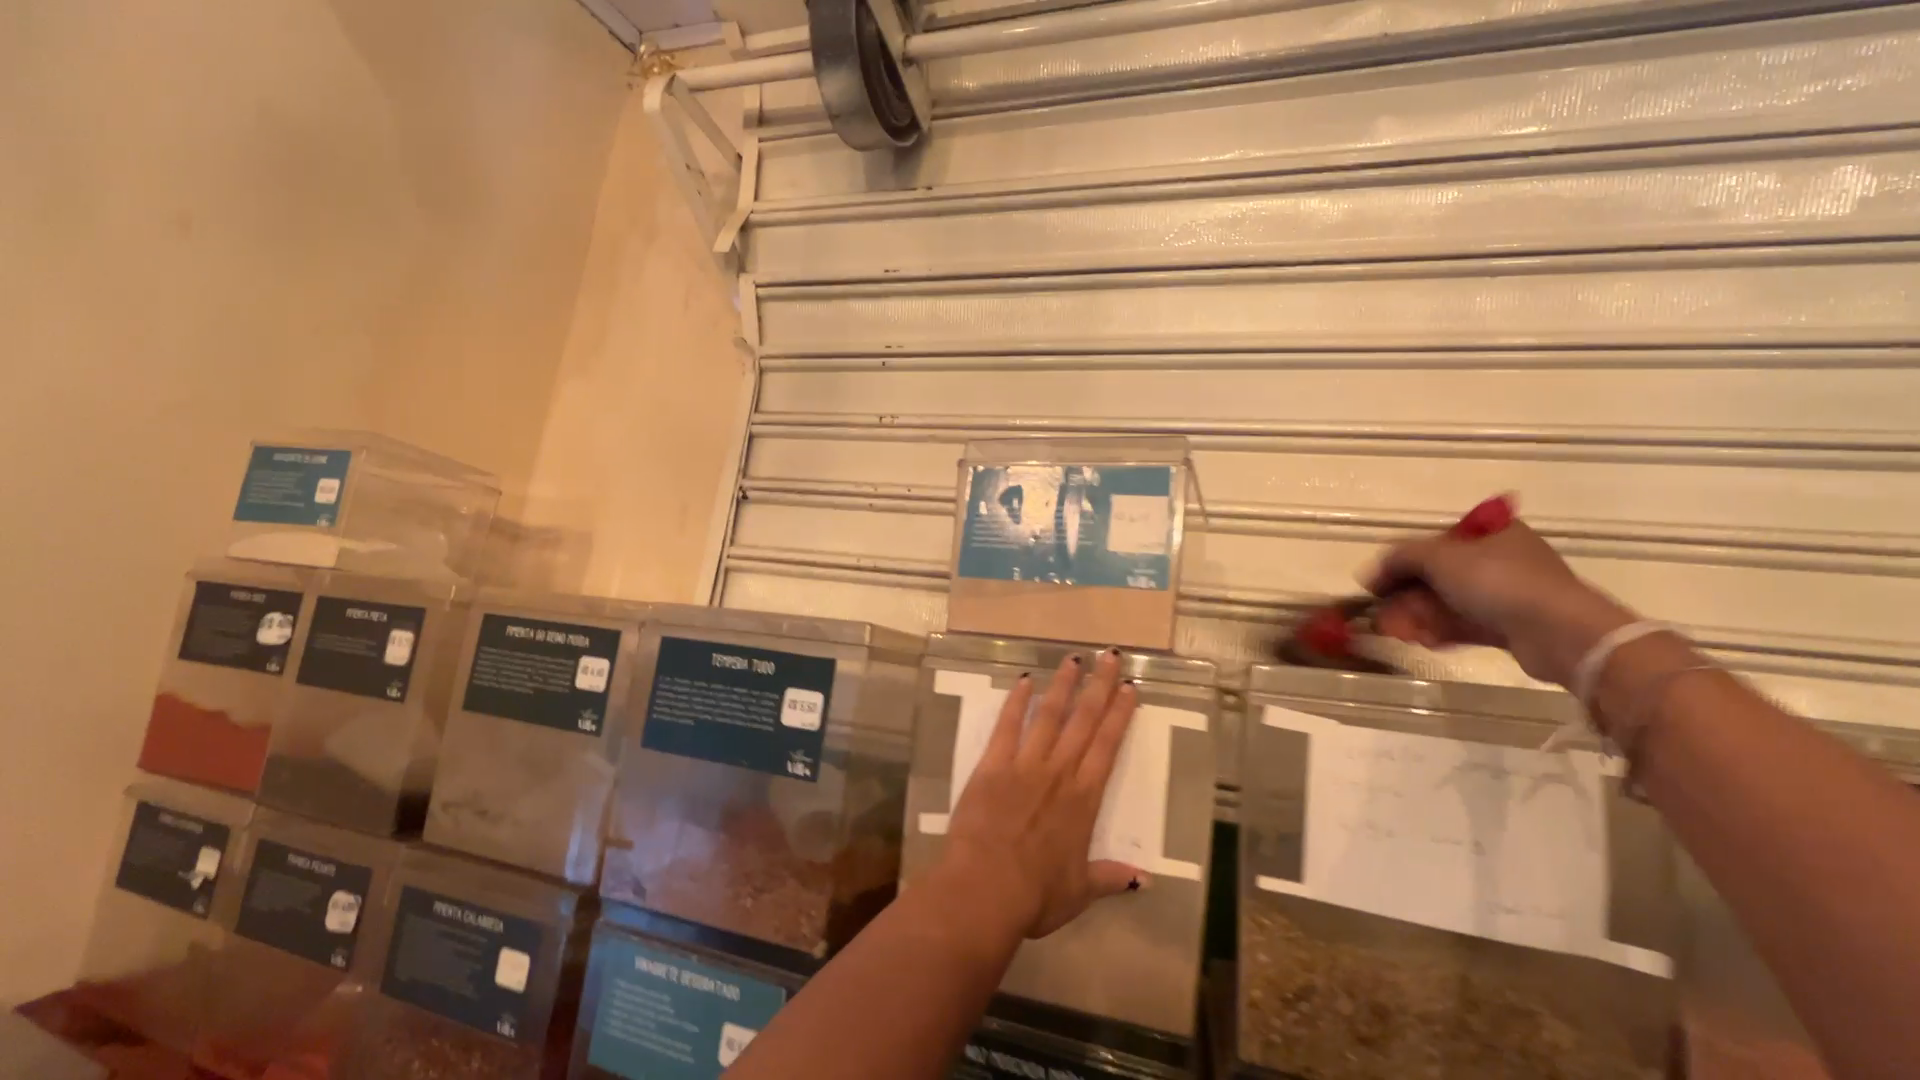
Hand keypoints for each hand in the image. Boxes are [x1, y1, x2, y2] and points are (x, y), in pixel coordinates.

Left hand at [931, 649, 1143, 939]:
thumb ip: (1109, 877)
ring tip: (1073, 659)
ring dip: (1062, 686)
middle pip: (1083, 721)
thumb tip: (1144, 879)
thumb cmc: (1035, 895)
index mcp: (1084, 800)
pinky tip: (1024, 681)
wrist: (984, 889)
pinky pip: (1005, 727)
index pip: (1108, 747)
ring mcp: (1023, 766)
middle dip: (1098, 687)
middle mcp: (1058, 774)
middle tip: (1110, 656)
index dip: (1120, 715)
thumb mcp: (1079, 891)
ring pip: (1048, 716)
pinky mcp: (990, 767)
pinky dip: (1015, 703)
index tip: (1130, 688)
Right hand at [1367, 509, 1635, 686]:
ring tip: (1395, 633)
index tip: (1376, 585)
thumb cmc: (1498, 581)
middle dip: (1405, 597)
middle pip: (1438, 576)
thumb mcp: (1440, 558)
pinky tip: (1422, 641)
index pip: (1434, 543)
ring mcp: (1507, 594)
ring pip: (1449, 602)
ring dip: (1417, 616)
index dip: (1401, 563)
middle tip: (1381, 617)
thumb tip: (1371, 570)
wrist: (1558, 632)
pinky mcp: (1510, 626)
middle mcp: (1500, 558)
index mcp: (1490, 532)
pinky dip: (1441, 630)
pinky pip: (1465, 624)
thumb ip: (1401, 557)